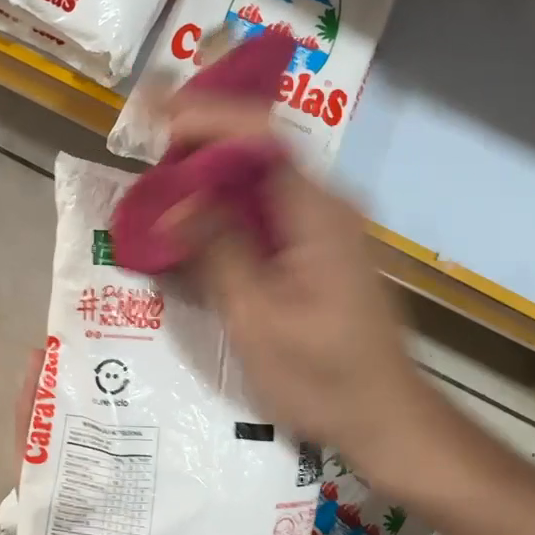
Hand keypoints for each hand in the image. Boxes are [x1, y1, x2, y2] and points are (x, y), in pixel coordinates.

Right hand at [165, 99, 444, 473]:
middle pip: (261, 148)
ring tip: (159, 179)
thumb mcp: (258, 321)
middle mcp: (328, 204)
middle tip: (146, 145)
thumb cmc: (325, 378)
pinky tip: (195, 221)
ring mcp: (328, 224)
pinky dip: (228, 204)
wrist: (388, 419)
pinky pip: (268, 206)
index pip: (262, 136)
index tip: (157, 115)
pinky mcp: (321, 246)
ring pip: (262, 176)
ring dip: (211, 173)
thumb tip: (176, 203)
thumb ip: (218, 253)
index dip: (208, 116)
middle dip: (201, 140)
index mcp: (318, 212)